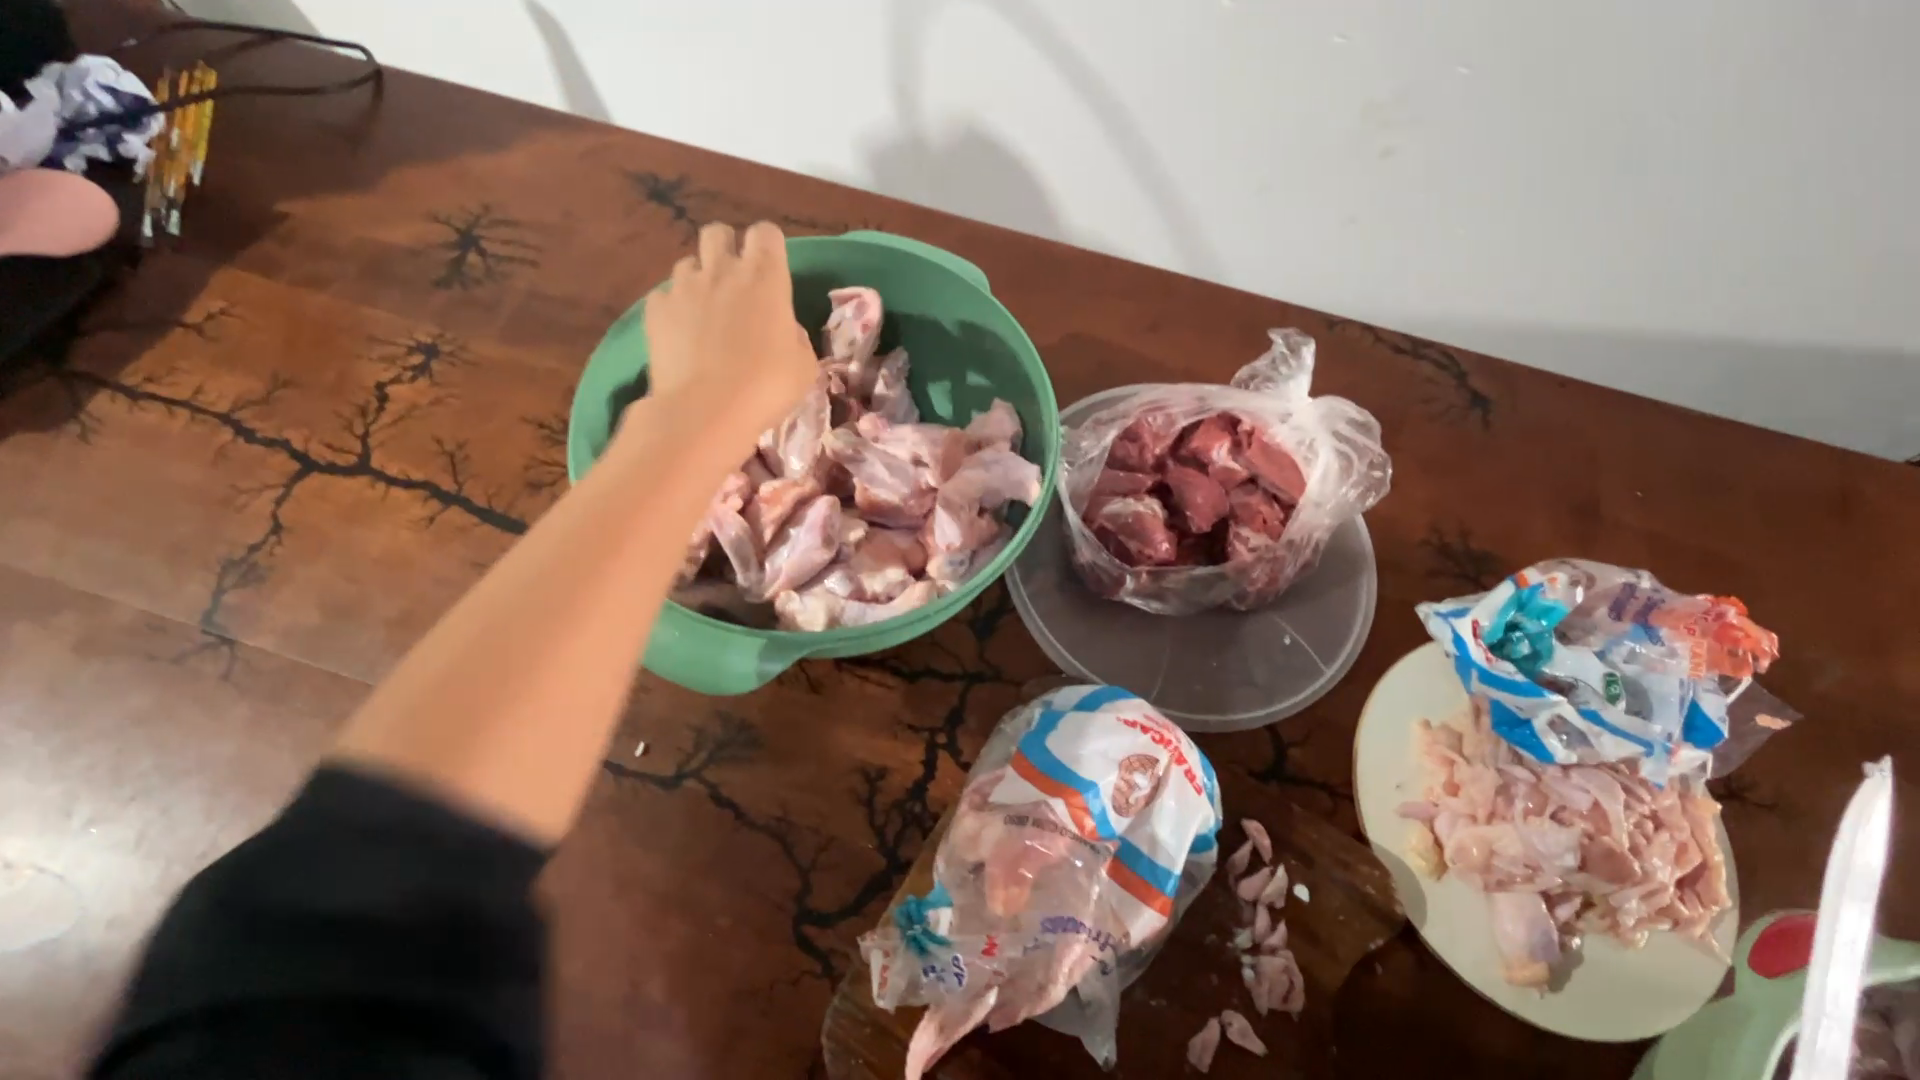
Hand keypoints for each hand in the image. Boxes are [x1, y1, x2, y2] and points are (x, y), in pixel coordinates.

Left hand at [643, 221, 816, 437]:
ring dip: (698, 280)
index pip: (766, 233)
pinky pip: (663, 296)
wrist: (707, 410)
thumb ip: (794, 336)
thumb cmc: (767, 386)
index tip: (771, 270)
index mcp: (765, 277)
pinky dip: (672, 309)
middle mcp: (722, 271)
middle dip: (725, 248)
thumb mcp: (804, 365)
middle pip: (718, 232)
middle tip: (733, 281)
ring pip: (688, 263)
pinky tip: (680, 335)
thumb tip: (784, 329)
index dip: (768, 247)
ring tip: (704, 312)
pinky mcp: (655, 310)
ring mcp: (683, 287)